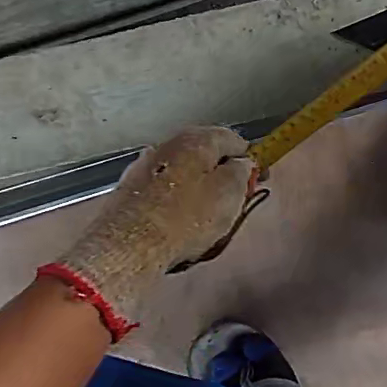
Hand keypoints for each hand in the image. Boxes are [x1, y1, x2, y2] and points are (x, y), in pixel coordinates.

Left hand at [40, 126, 256, 339]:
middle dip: (222, 177)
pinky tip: (178, 226)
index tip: (258, 179)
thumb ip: (242, 171)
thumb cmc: (184, 219)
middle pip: (206, 156)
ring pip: (184, 174)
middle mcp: (168, 144)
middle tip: (234, 203)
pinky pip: (164, 191)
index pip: (234, 140)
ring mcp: (146, 166)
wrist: (129, 246)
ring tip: (205, 220)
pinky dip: (175, 203)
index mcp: (196, 139)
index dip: (251, 160)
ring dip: (198, 190)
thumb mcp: (230, 193)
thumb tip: (241, 164)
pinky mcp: (130, 190)